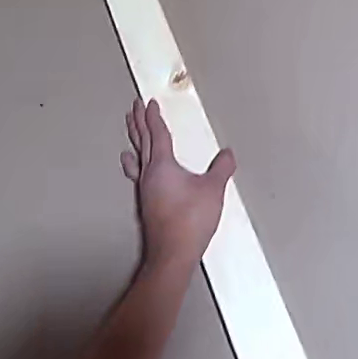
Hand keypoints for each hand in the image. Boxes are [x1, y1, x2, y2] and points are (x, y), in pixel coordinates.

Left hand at [121, 99, 234, 273]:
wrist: (172, 255)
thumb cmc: (190, 221)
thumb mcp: (213, 190)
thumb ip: (221, 169)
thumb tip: (228, 154)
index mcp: (162, 166)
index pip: (157, 135)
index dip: (153, 118)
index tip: (148, 103)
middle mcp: (149, 174)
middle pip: (141, 141)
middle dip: (139, 122)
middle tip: (134, 108)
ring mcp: (145, 189)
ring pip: (137, 155)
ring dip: (134, 138)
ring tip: (129, 127)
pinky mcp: (146, 202)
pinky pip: (137, 171)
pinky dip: (134, 160)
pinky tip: (131, 164)